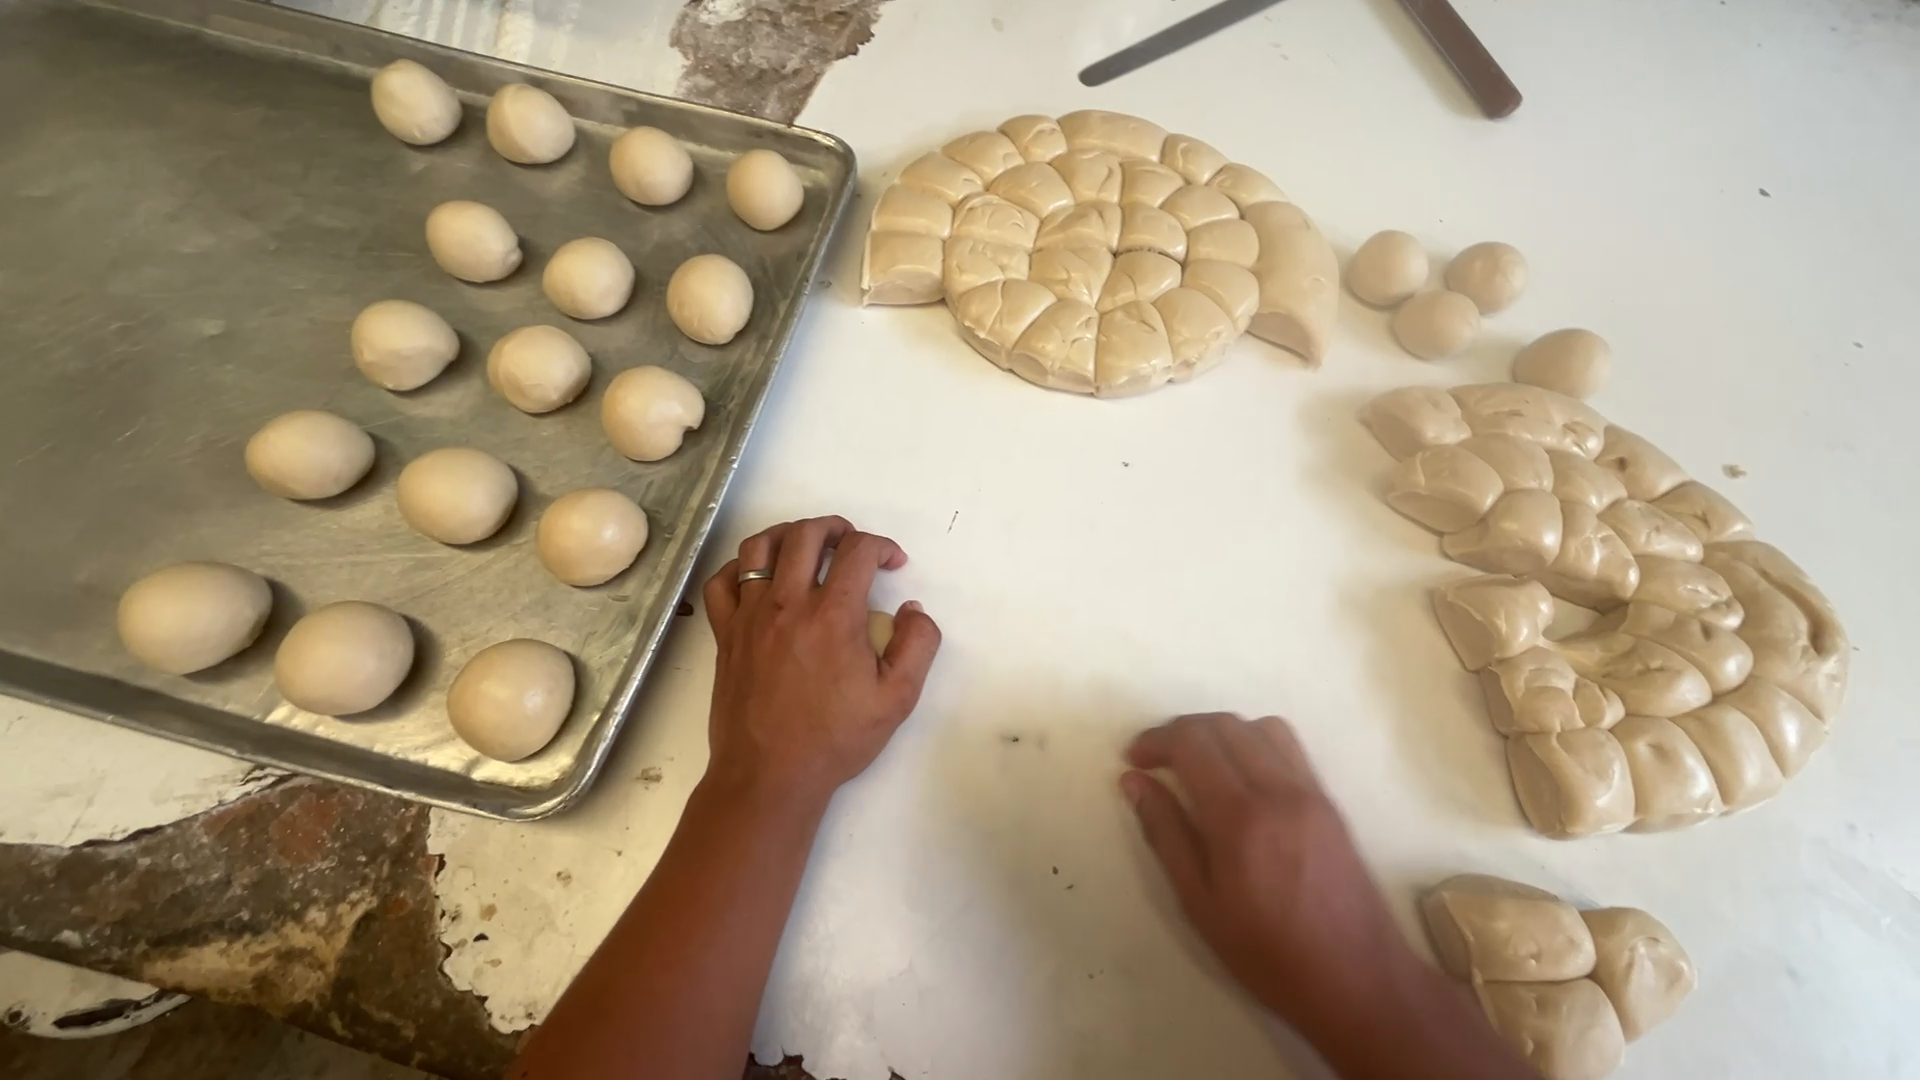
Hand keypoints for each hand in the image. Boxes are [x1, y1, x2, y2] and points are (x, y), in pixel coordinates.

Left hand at [702, 516, 940, 805]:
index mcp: (834, 616)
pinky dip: (740, 568)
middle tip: (851, 543)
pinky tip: (759, 578)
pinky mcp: (726, 635)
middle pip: (806, 534)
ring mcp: (750, 617)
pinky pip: (722, 583)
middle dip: (835, 527)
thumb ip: (918, 645)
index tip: (893, 564)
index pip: (858, 551)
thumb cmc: (836, 739)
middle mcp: (788, 604)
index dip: (882, 546)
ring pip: (758, 547)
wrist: (770, 776)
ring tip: (806, 545)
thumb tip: (913, 609)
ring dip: (787, 534)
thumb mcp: (898, 698)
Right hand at [1120, 713, 1413, 1030]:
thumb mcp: (1199, 903)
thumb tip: (1134, 782)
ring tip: (1199, 765)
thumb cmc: (1267, 953)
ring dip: (1220, 732)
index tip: (1135, 761)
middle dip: (1181, 732)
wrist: (1360, 984)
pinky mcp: (1329, 801)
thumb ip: (1165, 833)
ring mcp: (1310, 791)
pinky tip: (1242, 778)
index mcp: (1240, 817)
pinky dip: (1254, 743)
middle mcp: (1277, 790)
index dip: (1155, 739)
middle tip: (1157, 761)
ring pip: (1258, 726)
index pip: (1192, 742)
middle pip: (1222, 724)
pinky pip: (1288, 746)